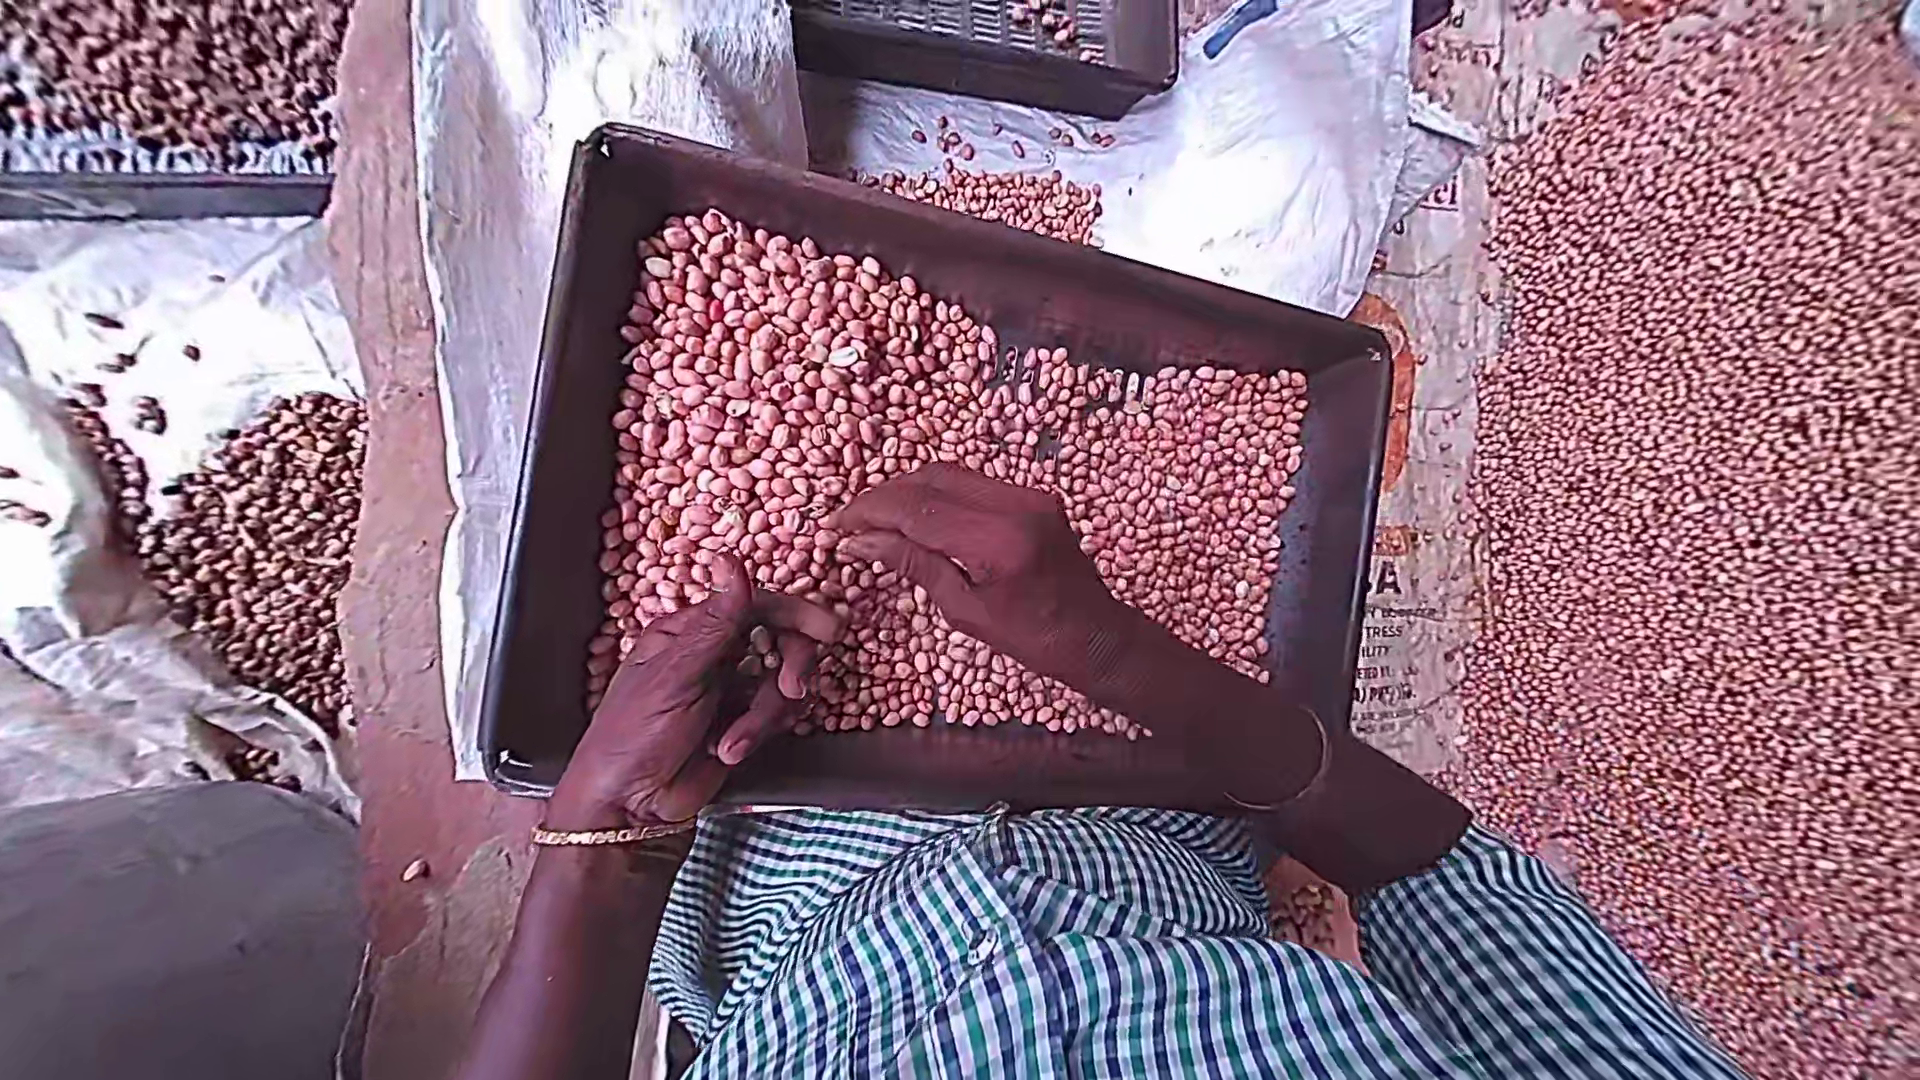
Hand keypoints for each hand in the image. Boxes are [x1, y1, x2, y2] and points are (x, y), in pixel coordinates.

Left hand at [546, 554, 841, 829]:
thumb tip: (730, 560)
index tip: (827, 629)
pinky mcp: (746, 720)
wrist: (628, 810)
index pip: (757, 605)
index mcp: (693, 631)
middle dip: (793, 666)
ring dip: (767, 713)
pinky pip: (780, 712)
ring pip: (785, 679)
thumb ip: (716, 621)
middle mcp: (718, 652)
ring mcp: (734, 687)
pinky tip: (730, 750)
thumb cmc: (633, 736)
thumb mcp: (676, 676)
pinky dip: (761, 731)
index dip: (795, 614)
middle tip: (793, 690)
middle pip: (782, 640)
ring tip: (733, 740)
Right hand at [830, 463, 1141, 694]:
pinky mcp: (1033, 494)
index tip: (837, 525)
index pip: (918, 509)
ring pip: (950, 473)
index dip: (871, 512)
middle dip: (883, 497)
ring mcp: (1029, 494)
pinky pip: (972, 483)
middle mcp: (1017, 504)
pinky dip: (936, 493)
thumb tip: (861, 541)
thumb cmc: (1033, 638)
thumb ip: (914, 565)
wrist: (1096, 634)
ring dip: (907, 491)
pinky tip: (914, 514)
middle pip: (931, 480)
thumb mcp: (964, 610)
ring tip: (874, 517)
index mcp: (999, 541)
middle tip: (850, 521)